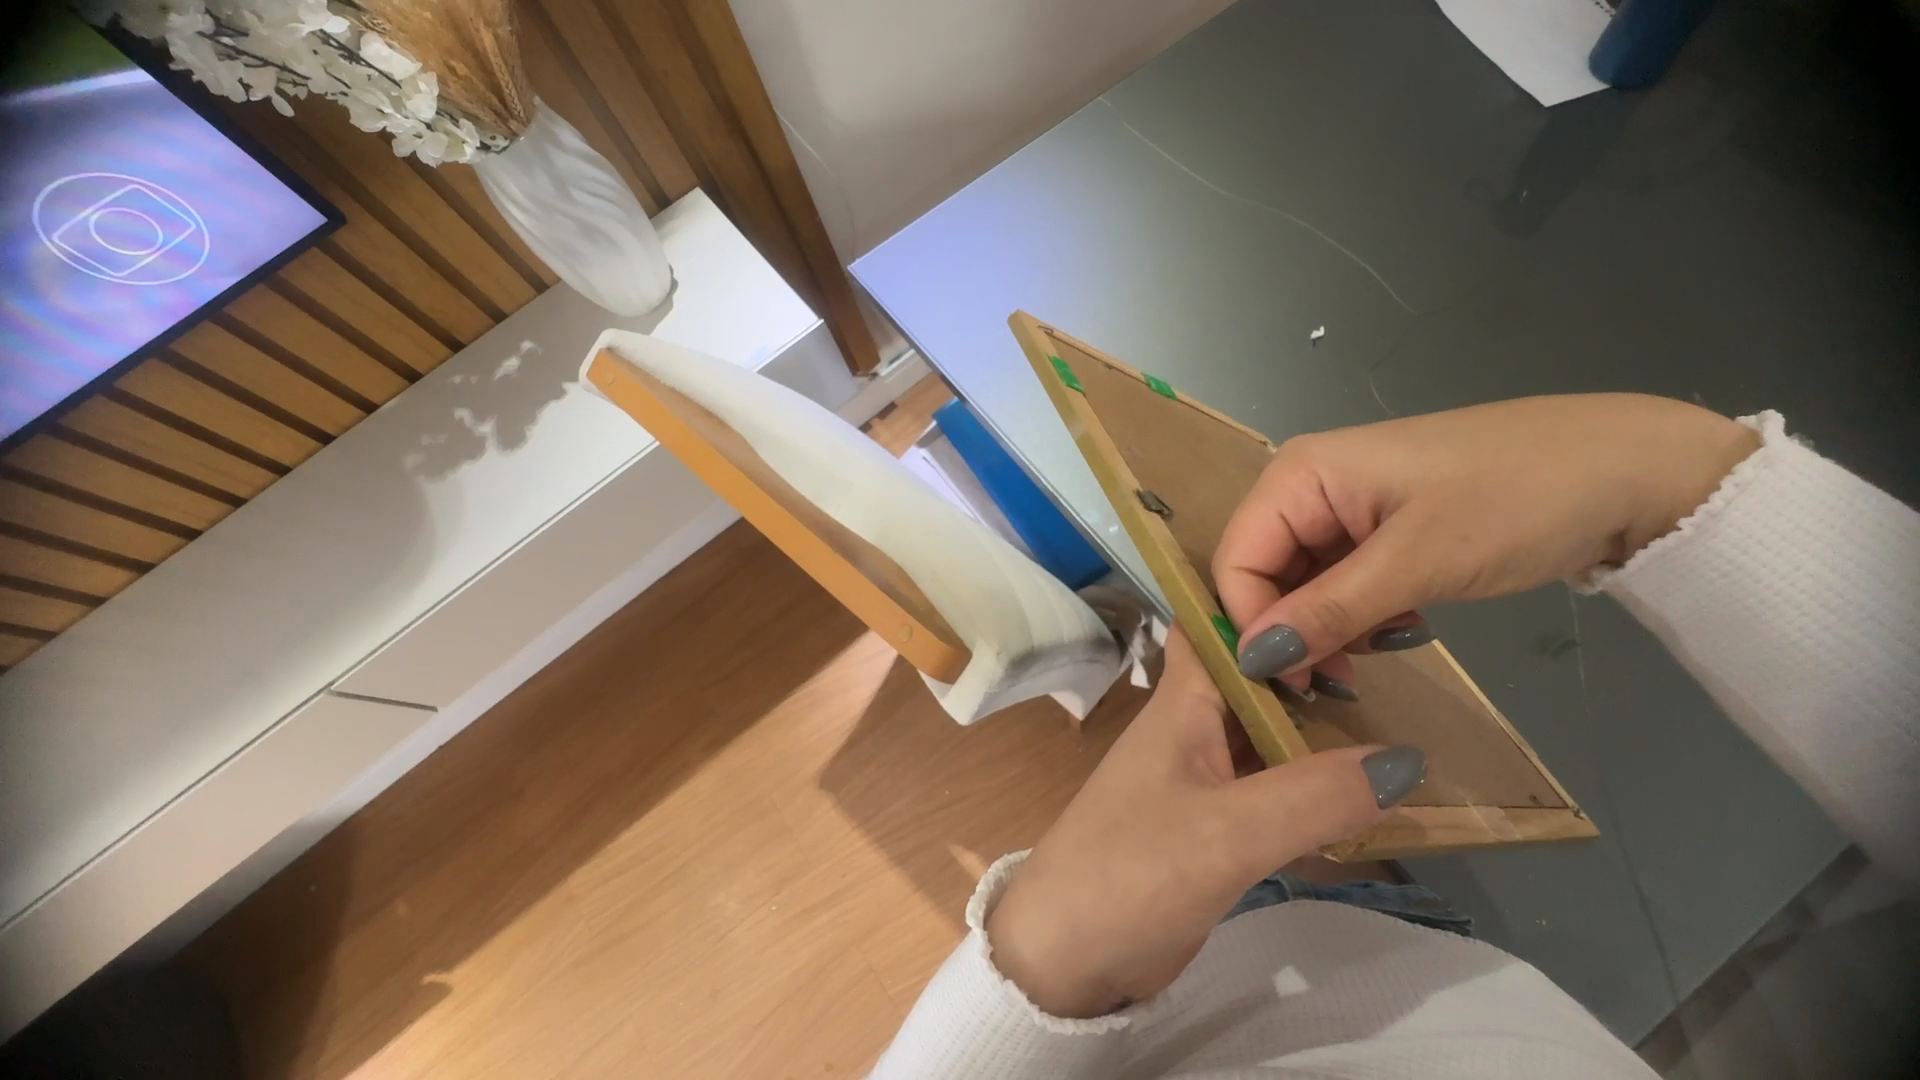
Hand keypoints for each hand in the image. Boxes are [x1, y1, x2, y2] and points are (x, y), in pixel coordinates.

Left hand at [984, 630, 1418, 1017]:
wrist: (1065, 957)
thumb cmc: (1132, 871)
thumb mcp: (1227, 833)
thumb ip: (1314, 796)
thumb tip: (1408, 758)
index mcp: (1181, 706)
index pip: (1218, 627)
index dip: (1269, 601)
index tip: (1343, 592)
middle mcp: (1192, 730)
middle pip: (1256, 680)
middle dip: (1316, 666)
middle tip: (1400, 657)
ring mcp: (1202, 781)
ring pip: (1268, 736)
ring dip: (1321, 729)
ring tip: (1406, 717)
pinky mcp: (1212, 828)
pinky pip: (1271, 791)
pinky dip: (1312, 788)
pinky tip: (1367, 796)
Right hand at [1215, 393, 1760, 686]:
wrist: (1636, 470)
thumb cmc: (1518, 499)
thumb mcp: (1417, 563)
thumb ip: (1328, 612)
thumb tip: (1253, 659)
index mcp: (1298, 474)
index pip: (1236, 560)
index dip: (1251, 624)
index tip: (1293, 682)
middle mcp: (1306, 487)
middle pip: (1263, 574)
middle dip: (1293, 632)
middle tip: (1338, 683)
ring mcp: (1343, 508)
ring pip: (1300, 586)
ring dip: (1329, 630)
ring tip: (1381, 653)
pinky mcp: (1378, 529)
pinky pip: (1339, 583)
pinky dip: (1359, 616)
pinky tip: (1401, 628)